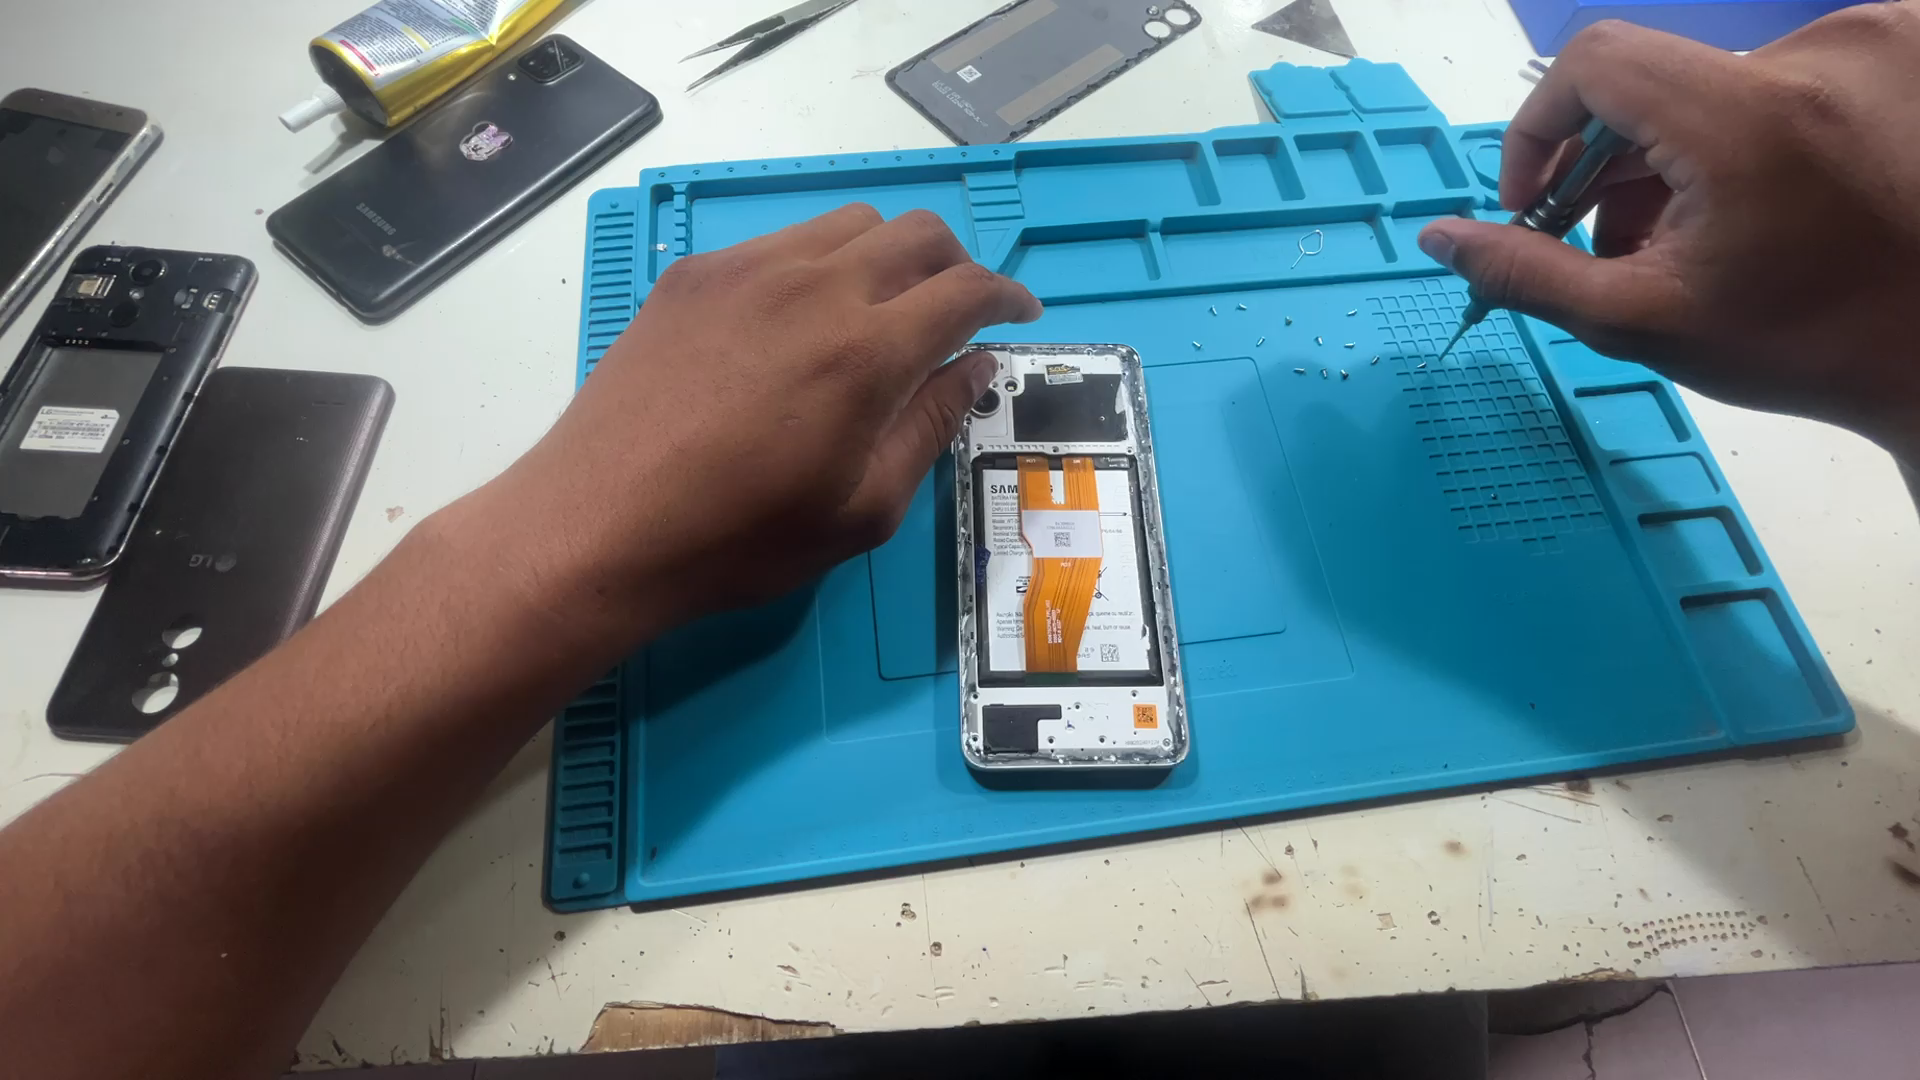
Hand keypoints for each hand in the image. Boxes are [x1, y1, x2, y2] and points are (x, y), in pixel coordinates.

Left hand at [469, 204, 1040, 644]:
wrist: (600, 527)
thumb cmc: (743, 539)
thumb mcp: (864, 509)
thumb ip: (931, 426)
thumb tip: (976, 366)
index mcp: (867, 351)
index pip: (966, 291)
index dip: (1007, 298)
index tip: (1021, 317)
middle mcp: (815, 286)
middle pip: (916, 234)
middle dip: (958, 267)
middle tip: (960, 316)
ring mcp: (748, 269)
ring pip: (850, 225)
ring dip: (892, 258)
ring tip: (886, 313)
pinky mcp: (696, 275)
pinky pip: (785, 242)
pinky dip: (825, 264)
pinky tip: (806, 318)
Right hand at [1417, 8, 1919, 457]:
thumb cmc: (1794, 342)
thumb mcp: (1627, 318)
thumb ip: (1520, 270)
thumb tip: (1435, 236)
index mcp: (1748, 114)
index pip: (1592, 63)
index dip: (1535, 130)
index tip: (1533, 205)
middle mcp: (1822, 48)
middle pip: (1645, 89)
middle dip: (1597, 175)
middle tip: (1604, 253)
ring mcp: (1882, 43)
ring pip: (1702, 93)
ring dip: (1656, 170)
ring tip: (1678, 246)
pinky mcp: (1908, 54)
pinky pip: (1766, 87)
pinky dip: (1720, 150)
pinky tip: (1738, 216)